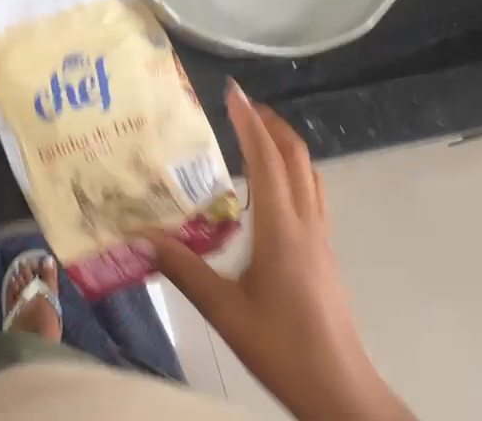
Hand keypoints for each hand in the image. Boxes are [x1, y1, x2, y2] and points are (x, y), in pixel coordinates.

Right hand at [147, 81, 413, 420]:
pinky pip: (311, 195)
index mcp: (281, 228)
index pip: (266, 159)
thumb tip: (142, 236)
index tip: (232, 91)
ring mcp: (320, 239)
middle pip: (296, 157)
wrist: (339, 390)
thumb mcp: (224, 311)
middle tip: (241, 104)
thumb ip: (183, 269)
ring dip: (285, 145)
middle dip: (270, 124)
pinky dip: (292, 172)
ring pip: (309, 174)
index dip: (249, 121)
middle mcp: (305, 223)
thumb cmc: (282, 347)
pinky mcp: (324, 254)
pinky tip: (270, 189)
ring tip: (256, 134)